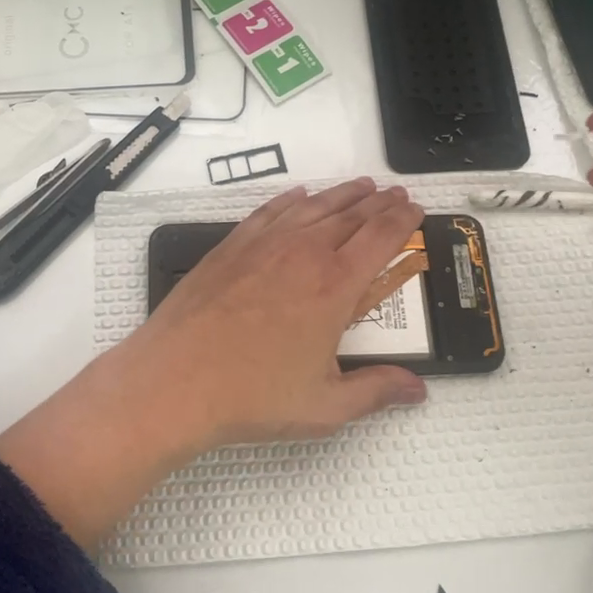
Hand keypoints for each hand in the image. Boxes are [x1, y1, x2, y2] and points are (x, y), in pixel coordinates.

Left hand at [122, 177, 429, 446]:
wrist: (174, 381)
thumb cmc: (252, 397)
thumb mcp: (324, 406)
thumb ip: (375, 391)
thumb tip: (418, 389)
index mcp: (334, 286)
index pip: (380, 238)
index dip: (403, 220)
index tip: (416, 209)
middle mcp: (303, 254)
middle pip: (351, 215)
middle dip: (379, 202)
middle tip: (396, 193)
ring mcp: (263, 245)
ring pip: (312, 206)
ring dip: (341, 194)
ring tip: (361, 186)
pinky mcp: (230, 247)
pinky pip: (269, 211)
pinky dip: (290, 199)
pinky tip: (298, 194)